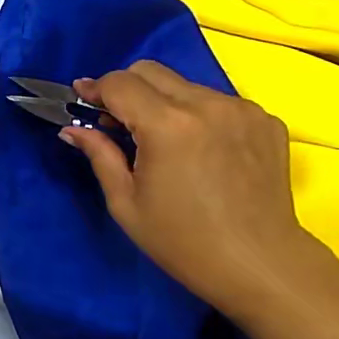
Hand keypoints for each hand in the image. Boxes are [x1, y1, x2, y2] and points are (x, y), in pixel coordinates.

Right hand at [62, 60, 320, 309]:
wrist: (262, 267)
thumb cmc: (184, 243)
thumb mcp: (126, 203)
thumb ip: (99, 155)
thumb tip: (72, 128)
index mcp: (167, 126)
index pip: (119, 82)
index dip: (96, 89)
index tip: (84, 100)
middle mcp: (206, 105)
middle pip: (150, 71)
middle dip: (127, 88)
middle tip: (119, 121)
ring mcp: (241, 109)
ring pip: (185, 85)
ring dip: (165, 101)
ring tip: (166, 140)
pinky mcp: (265, 120)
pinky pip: (218, 101)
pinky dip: (201, 115)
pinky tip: (203, 149)